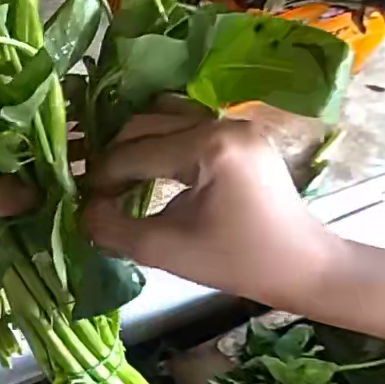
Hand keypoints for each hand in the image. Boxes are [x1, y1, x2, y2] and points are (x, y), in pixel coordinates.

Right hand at [84, 107, 351, 310]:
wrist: (303, 266)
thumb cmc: (238, 261)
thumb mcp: (167, 251)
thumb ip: (114, 229)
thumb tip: (81, 212)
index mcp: (209, 146)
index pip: (134, 153)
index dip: (100, 177)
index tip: (81, 200)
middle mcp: (222, 122)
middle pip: (146, 124)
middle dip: (114, 156)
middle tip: (93, 186)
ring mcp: (235, 123)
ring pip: (165, 117)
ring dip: (135, 142)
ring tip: (117, 173)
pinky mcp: (240, 133)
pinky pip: (187, 124)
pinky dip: (161, 141)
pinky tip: (149, 165)